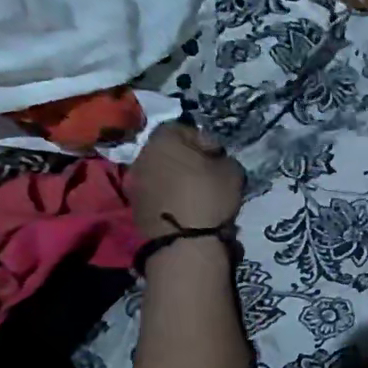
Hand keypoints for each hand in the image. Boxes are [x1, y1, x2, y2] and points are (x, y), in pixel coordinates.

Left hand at [128, 124, 244, 240]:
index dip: (202, 139)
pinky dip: (169, 195)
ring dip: (175, 178)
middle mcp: (142, 155)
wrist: (184, 240)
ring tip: (196, 192)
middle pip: (166, 150)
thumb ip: (224, 159)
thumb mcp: (233, 171)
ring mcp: (135, 181)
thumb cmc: (209, 196)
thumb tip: (216, 161)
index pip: (181, 128)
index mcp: (164, 140)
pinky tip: (185, 207)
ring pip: (159, 171)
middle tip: (207, 173)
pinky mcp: (135, 205)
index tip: (217, 155)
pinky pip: (156, 192)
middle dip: (186, 158)